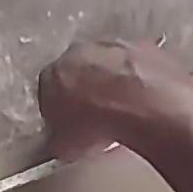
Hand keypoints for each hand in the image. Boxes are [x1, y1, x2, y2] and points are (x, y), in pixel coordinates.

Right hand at [38, 40, 192, 156]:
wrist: (139, 102)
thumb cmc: (94, 125)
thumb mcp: (63, 147)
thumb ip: (57, 141)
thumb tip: (60, 143)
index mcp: (50, 75)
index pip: (48, 96)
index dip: (59, 115)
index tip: (69, 130)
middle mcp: (77, 52)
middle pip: (79, 74)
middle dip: (85, 94)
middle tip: (96, 121)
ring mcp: (113, 44)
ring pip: (108, 67)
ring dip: (112, 86)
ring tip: (123, 114)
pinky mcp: (145, 45)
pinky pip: (136, 68)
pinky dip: (138, 82)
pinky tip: (144, 103)